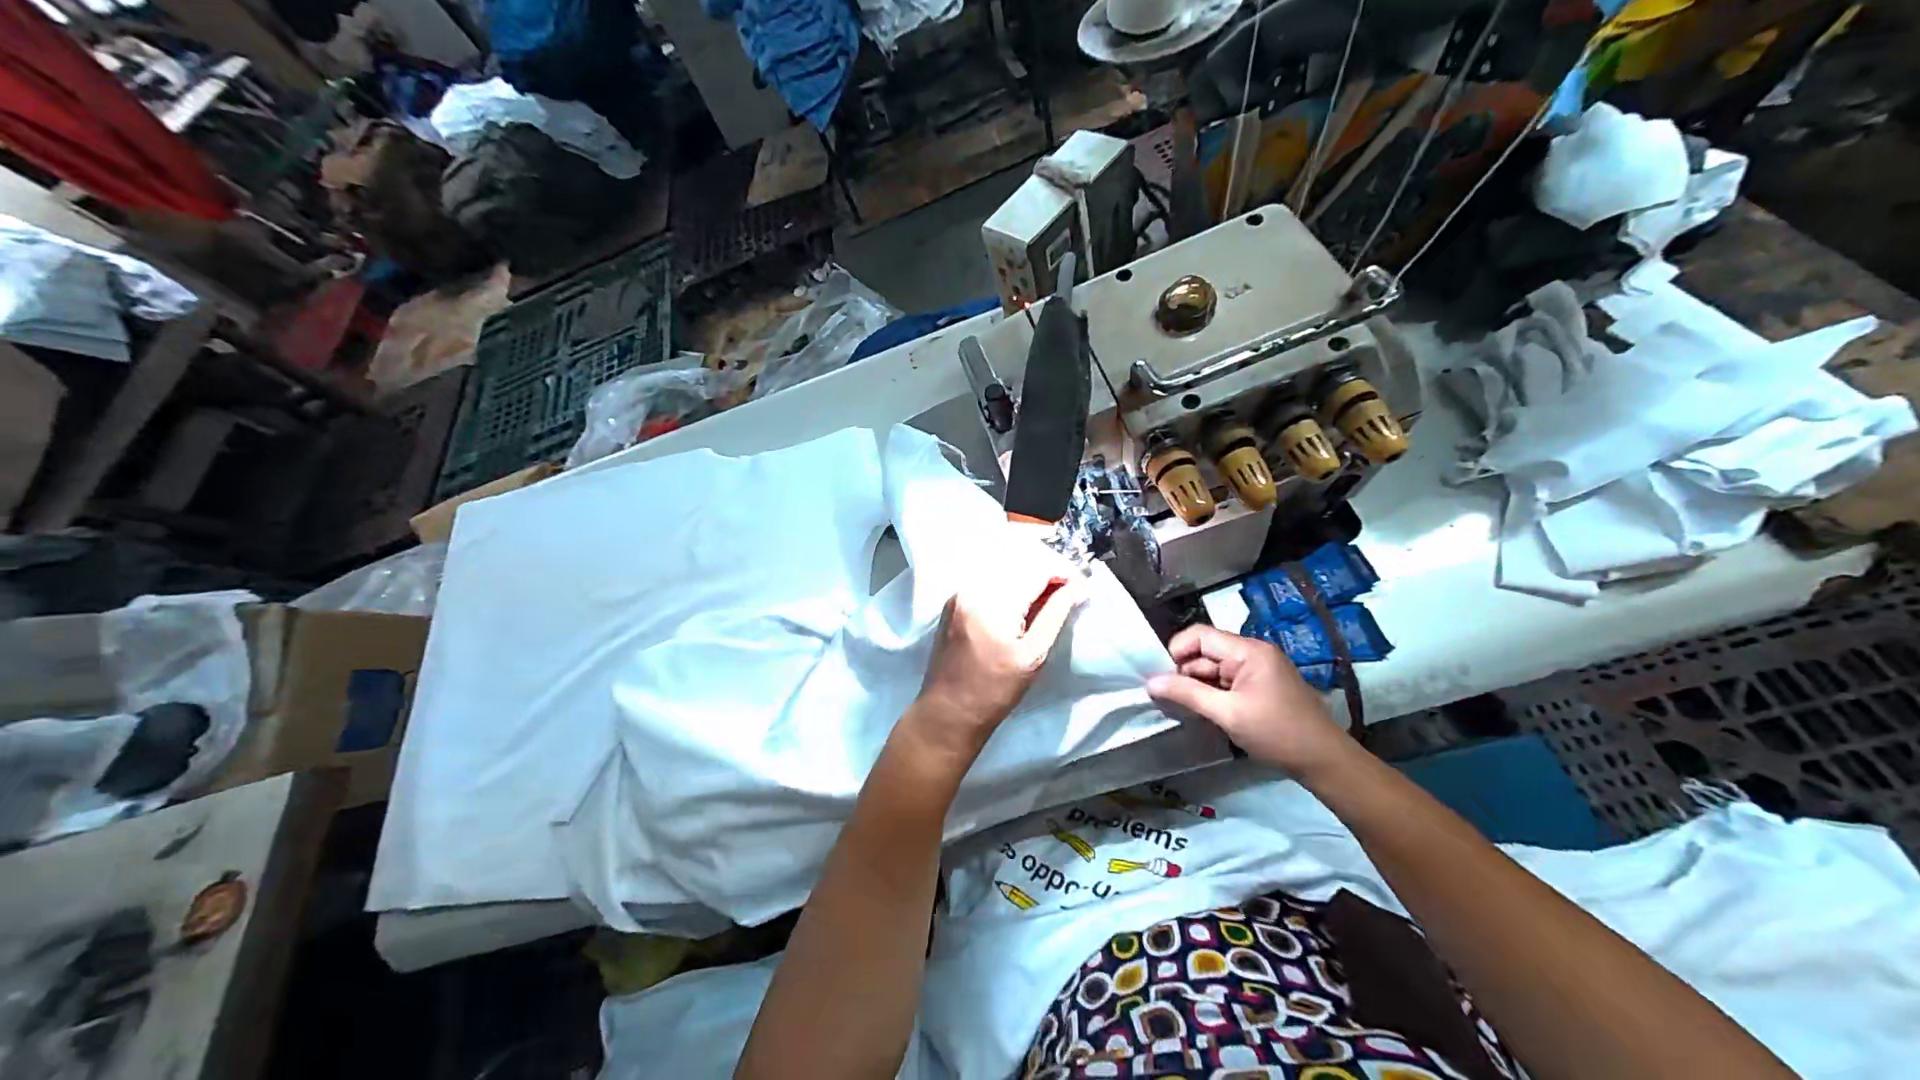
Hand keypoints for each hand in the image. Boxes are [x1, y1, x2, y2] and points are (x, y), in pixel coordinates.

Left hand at [909, 553, 1085, 764]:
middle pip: (1019, 563)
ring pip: (1003, 569)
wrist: (948, 711)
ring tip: (1047, 600)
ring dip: (1028, 577)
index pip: (1035, 568)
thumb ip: (1055, 614)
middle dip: (1046, 573)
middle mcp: (972, 589)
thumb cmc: (995, 691)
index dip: (1063, 572)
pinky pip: (987, 581)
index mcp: (992, 602)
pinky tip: (1021, 605)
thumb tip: (1078, 587)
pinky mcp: (954, 602)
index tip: (1081, 586)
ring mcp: (959, 594)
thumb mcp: (1033, 655)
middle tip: (1068, 593)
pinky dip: (1009, 585)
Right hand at [1146, 624, 1353, 777]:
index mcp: (1248, 651)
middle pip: (1205, 652)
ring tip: (1185, 708)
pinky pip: (1226, 681)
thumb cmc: (1277, 733)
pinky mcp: (1259, 685)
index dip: (1176, 652)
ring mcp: (1258, 669)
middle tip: (1170, 699)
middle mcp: (1253, 652)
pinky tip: (1204, 711)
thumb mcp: (1227, 714)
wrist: (1323, 760)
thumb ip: (1187, 694)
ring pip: (1214, 668)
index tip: (1164, 679)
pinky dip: (1212, 694)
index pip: (1200, 636)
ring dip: (1198, 686)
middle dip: (1185, 673)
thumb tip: (1150, 683)